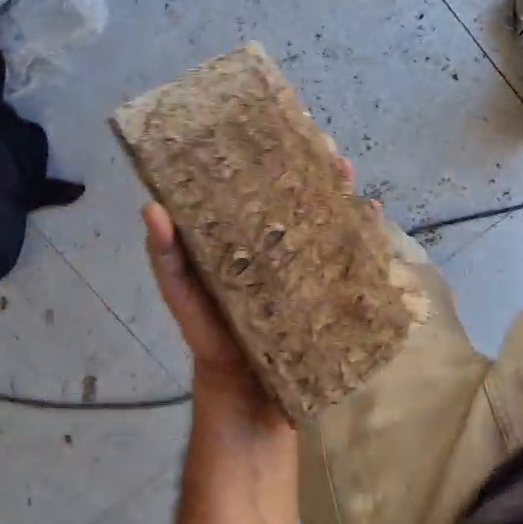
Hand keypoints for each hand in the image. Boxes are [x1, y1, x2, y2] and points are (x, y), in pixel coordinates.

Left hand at [141, 156, 357, 414]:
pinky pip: (350, 251)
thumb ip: (169, 258)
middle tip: (327, 144)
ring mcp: (308, 262)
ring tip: (347, 171)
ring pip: (327, 215)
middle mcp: (279, 240)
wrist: (250, 399)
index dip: (270, 155)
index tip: (281, 124)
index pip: (257, 185)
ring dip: (340, 191)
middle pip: (299, 194)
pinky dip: (364, 230)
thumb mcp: (184, 296)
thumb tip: (150, 208)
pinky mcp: (330, 285)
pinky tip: (372, 213)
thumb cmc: (212, 339)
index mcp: (243, 235)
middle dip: (314, 166)